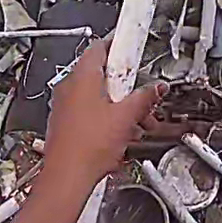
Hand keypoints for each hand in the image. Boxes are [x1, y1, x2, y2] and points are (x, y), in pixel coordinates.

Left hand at [41, 39, 164, 186]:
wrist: (67, 177)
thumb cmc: (87, 147)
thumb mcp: (126, 117)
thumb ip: (144, 98)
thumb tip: (155, 88)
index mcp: (82, 78)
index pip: (100, 47)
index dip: (119, 45)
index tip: (132, 46)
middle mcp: (69, 88)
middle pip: (103, 74)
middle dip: (127, 86)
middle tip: (142, 95)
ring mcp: (66, 106)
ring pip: (98, 95)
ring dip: (120, 104)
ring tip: (137, 121)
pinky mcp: (67, 123)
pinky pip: (91, 111)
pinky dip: (108, 117)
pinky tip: (122, 133)